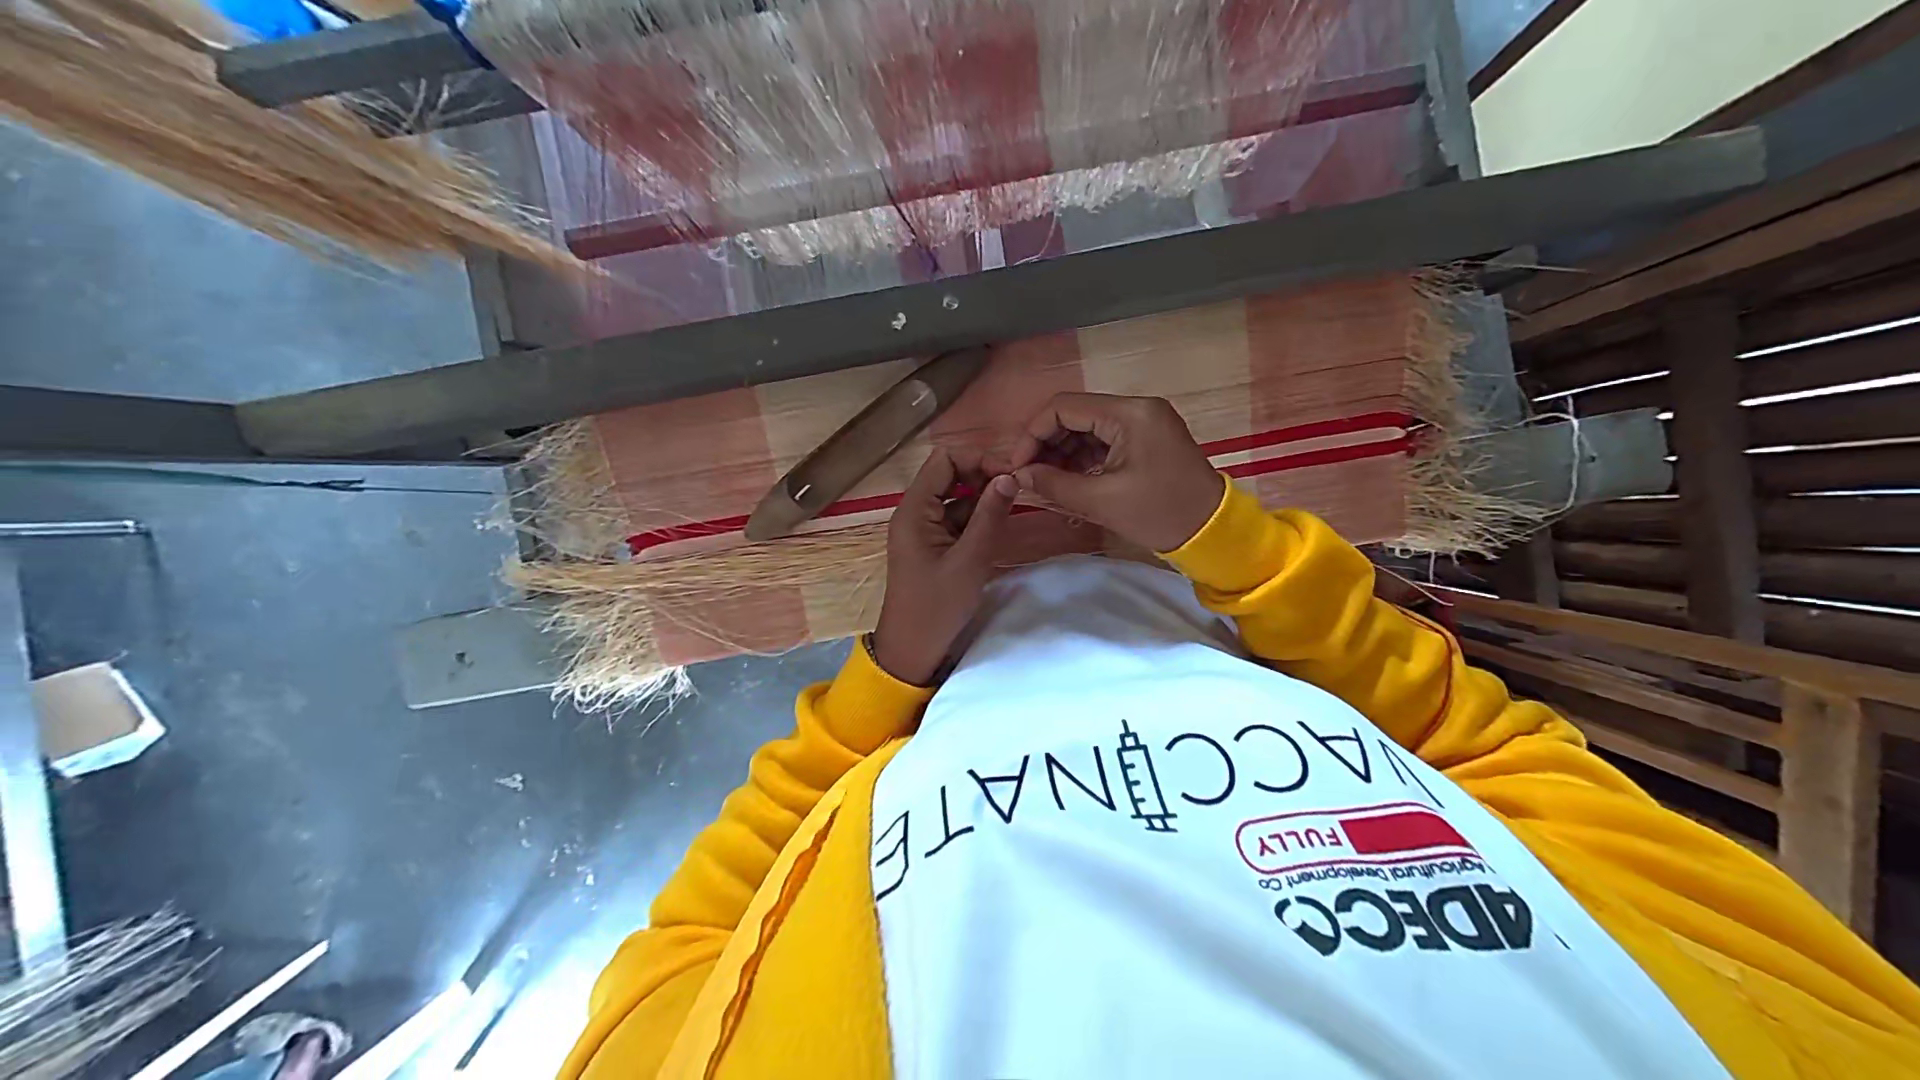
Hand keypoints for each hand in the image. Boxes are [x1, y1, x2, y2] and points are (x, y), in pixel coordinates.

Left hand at [871, 448, 1017, 684]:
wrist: (912, 650)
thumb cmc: (937, 606)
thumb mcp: (970, 560)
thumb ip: (990, 516)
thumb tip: (1010, 476)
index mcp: (914, 509)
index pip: (944, 460)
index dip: (978, 459)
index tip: (1010, 475)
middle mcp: (916, 512)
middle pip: (950, 474)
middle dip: (983, 476)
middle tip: (1017, 490)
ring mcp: (924, 529)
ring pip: (956, 498)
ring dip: (983, 498)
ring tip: (1014, 508)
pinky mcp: (933, 545)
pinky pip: (956, 520)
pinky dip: (977, 519)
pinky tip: (999, 526)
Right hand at [1005, 393, 1223, 552]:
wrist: (1212, 532)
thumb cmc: (1159, 513)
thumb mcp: (1101, 500)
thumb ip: (1054, 483)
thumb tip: (1020, 475)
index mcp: (1129, 414)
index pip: (1064, 407)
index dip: (1033, 434)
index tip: (1019, 465)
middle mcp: (1136, 408)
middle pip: (1074, 414)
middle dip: (1046, 443)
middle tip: (1029, 475)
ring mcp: (1143, 422)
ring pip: (1087, 427)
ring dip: (1062, 451)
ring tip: (1046, 480)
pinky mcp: (1146, 438)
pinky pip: (1104, 439)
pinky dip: (1082, 457)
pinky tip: (1068, 479)